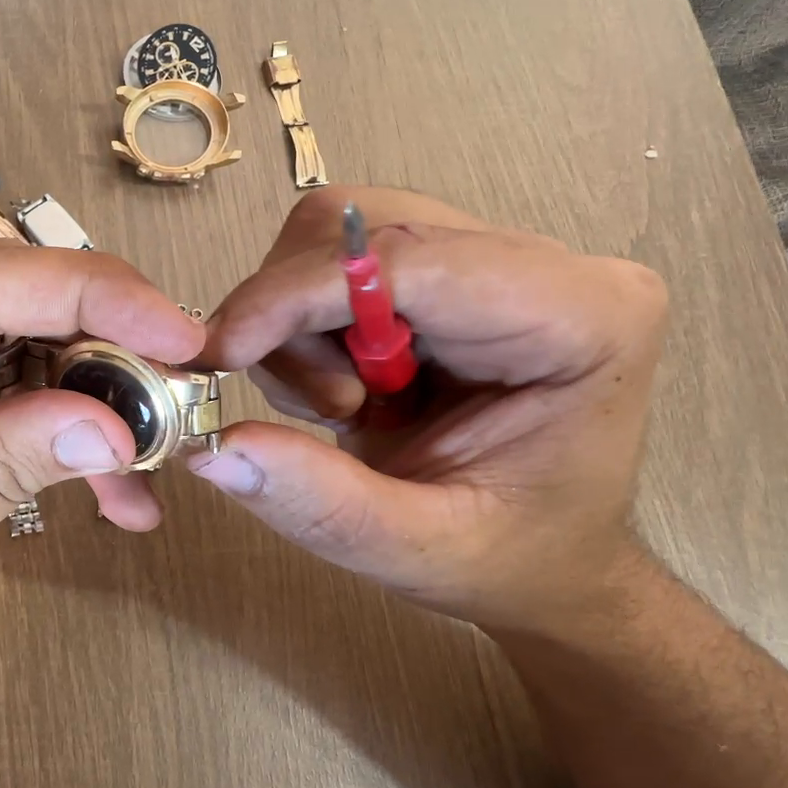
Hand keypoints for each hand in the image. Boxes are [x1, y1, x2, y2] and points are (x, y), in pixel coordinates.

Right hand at [188, 187, 669, 632]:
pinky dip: (299, 331)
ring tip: (337, 409)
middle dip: (294, 314)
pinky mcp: (439, 280)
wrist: (542, 559)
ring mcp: (487, 266)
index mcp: (578, 320)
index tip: (215, 357)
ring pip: (331, 241)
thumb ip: (317, 502)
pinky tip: (340, 393)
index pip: (406, 258)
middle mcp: (541, 269)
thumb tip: (208, 448)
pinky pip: (328, 268)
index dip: (292, 296)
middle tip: (310, 406)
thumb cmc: (506, 559)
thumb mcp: (412, 551)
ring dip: (295, 327)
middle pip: (359, 228)